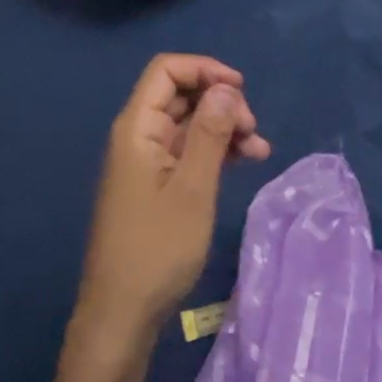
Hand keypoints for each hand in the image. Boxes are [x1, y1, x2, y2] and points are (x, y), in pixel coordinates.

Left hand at [76, 55, 270, 332]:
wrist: (122, 312)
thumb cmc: (157, 248)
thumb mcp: (192, 189)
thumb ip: (209, 133)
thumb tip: (226, 88)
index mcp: (137, 127)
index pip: (166, 70)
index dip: (204, 69)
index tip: (241, 89)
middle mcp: (138, 135)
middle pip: (179, 94)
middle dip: (220, 101)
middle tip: (252, 129)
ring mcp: (146, 160)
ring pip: (188, 123)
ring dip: (223, 126)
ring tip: (259, 149)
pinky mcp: (155, 184)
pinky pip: (187, 150)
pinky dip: (215, 150)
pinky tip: (245, 162)